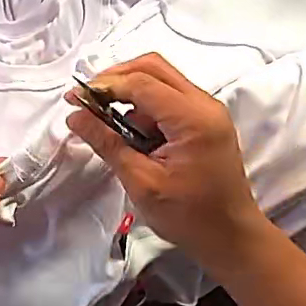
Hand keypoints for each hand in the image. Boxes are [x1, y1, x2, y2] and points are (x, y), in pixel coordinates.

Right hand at [65, 53, 273, 267]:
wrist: (231, 237)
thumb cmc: (189, 216)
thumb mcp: (141, 181)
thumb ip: (107, 143)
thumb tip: (76, 116)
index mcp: (193, 119)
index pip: (141, 82)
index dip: (104, 86)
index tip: (75, 100)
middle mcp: (204, 106)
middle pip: (153, 67)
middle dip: (115, 78)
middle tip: (87, 100)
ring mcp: (205, 112)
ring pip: (159, 80)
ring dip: (128, 93)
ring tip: (105, 123)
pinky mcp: (201, 122)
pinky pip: (166, 99)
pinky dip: (141, 107)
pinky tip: (128, 134)